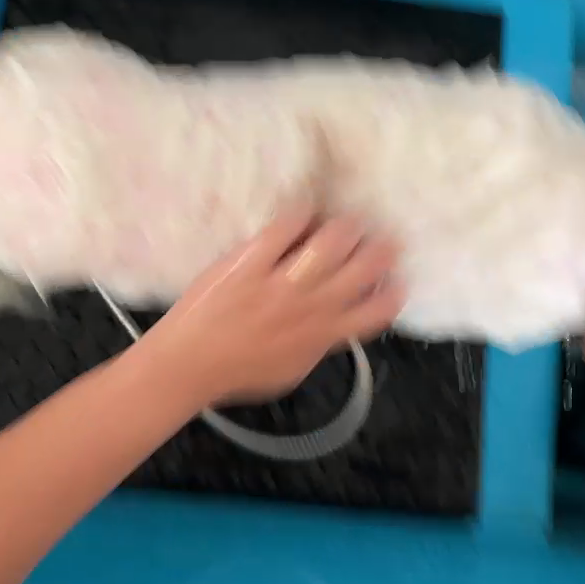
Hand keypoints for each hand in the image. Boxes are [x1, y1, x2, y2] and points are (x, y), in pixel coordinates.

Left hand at [134, 211, 405, 407]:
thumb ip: (318, 346)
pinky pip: (283, 228)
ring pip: (330, 244)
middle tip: (384, 239)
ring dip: (347, 228)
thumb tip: (336, 328)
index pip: (376, 312)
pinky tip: (305, 210)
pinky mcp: (250, 261)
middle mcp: (310, 306)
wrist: (188, 364)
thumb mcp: (290, 371)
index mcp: (323, 336)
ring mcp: (281, 281)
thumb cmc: (237, 373)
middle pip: (361, 269)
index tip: (396, 280)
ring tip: (350, 221)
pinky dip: (300, 215)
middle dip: (380, 251)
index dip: (392, 293)